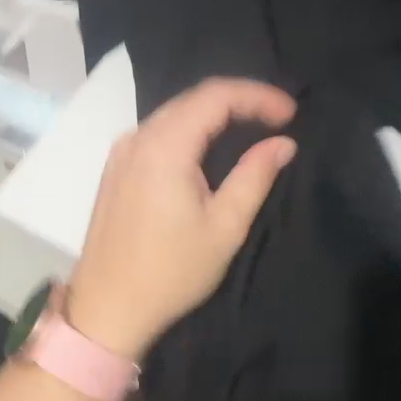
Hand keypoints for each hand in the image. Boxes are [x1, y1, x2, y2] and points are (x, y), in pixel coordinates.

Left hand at [65, 79, 298, 359]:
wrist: (108, 305)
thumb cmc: (171, 271)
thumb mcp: (224, 227)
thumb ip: (255, 176)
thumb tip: (283, 143)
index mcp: (164, 146)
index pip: (215, 96)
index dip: (257, 96)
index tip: (292, 113)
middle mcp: (138, 138)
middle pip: (192, 99)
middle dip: (238, 100)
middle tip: (278, 118)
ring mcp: (122, 152)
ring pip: (173, 114)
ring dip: (213, 114)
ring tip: (252, 127)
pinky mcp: (116, 168)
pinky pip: (157, 133)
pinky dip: (189, 130)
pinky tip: (211, 147)